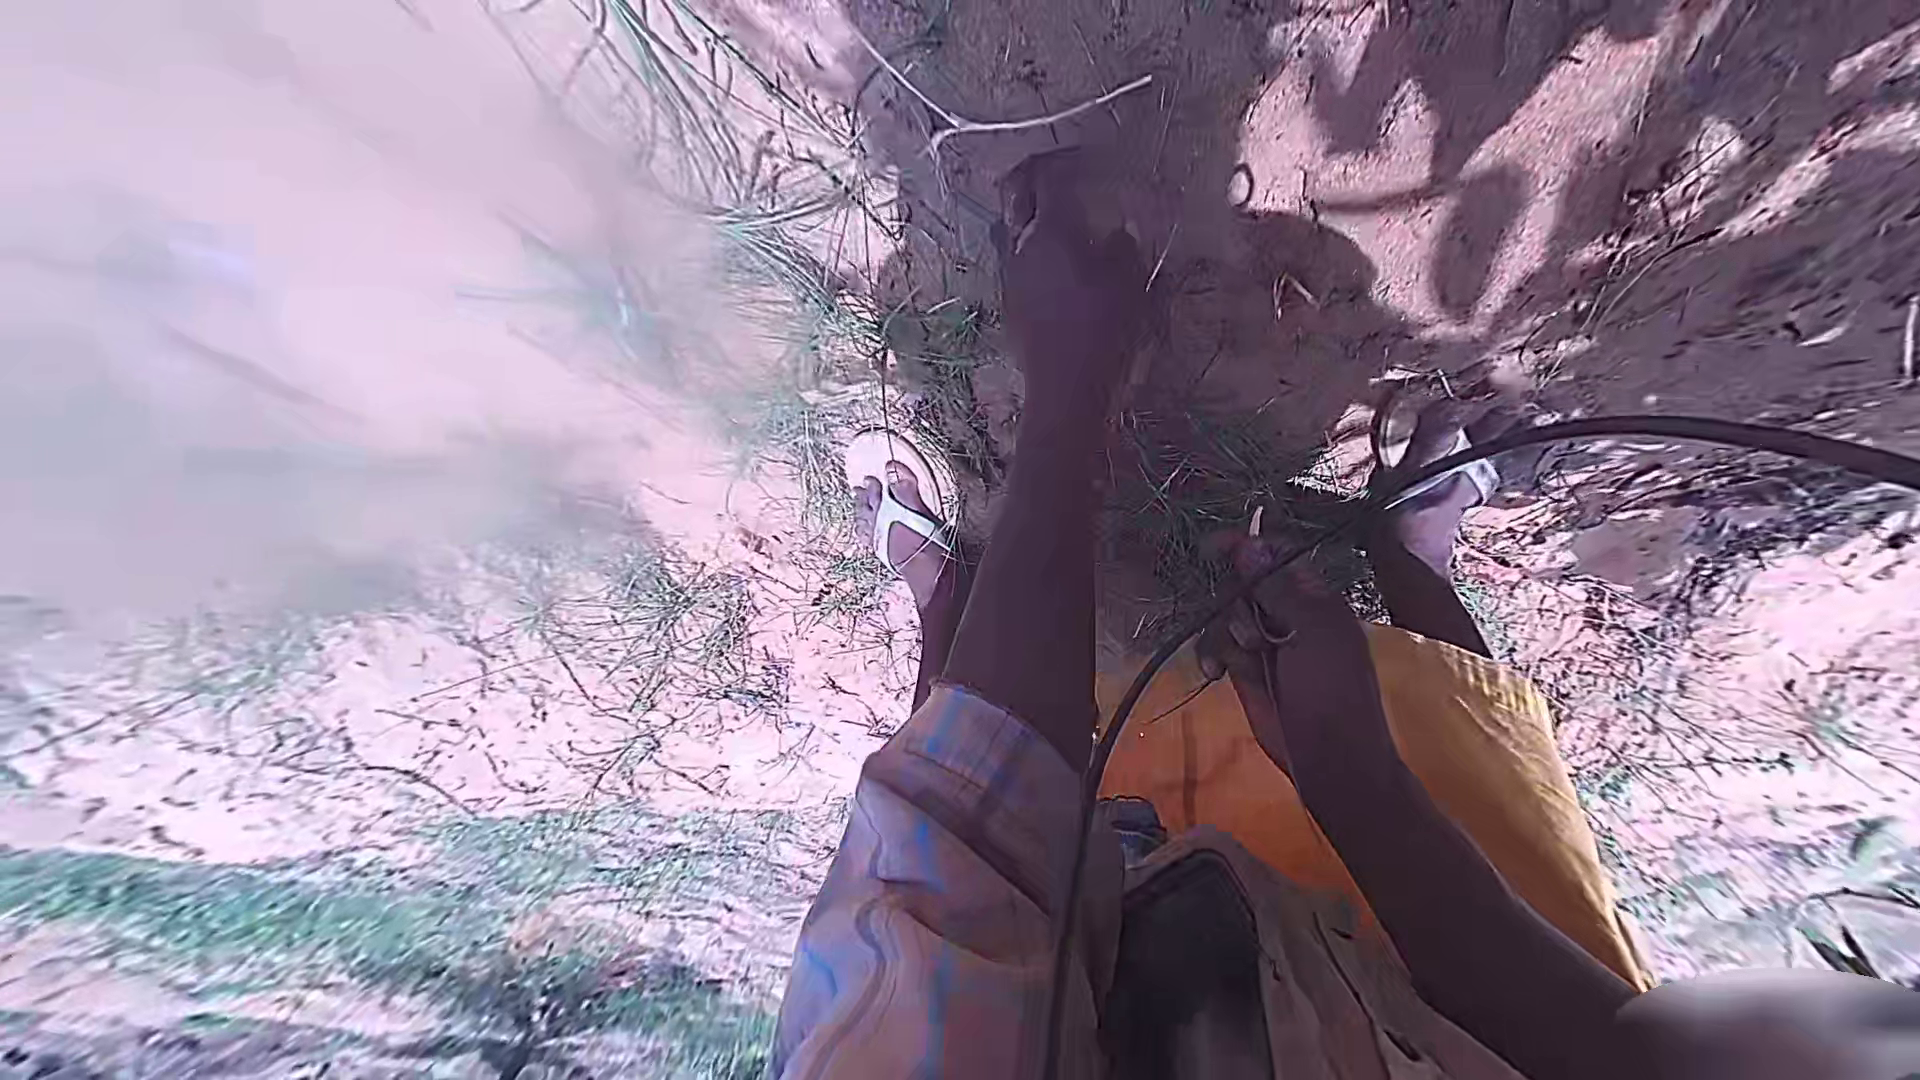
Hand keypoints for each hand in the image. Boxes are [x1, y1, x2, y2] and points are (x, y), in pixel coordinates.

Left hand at [992, 149, 1145, 410]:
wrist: (1067, 389)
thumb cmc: (1104, 329)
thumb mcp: (1131, 282)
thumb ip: (1124, 248)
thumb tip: (1119, 233)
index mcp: (1050, 230)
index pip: (1046, 175)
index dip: (1065, 160)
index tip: (1086, 161)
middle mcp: (1019, 249)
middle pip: (1013, 198)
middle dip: (1033, 181)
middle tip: (1059, 179)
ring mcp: (1009, 280)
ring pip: (1007, 234)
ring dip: (1026, 220)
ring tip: (1055, 225)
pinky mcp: (1009, 308)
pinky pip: (1013, 267)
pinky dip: (1028, 254)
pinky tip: (1053, 269)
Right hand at [1197, 537, 1389, 775]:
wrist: (1326, 756)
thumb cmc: (1331, 689)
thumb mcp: (1311, 631)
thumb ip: (1275, 587)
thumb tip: (1247, 544)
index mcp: (1313, 597)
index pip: (1274, 556)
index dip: (1245, 548)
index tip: (1212, 547)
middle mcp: (1285, 612)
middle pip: (1240, 584)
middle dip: (1237, 604)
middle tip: (1254, 636)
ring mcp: (1261, 639)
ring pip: (1223, 614)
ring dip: (1226, 635)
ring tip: (1247, 661)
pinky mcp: (1241, 665)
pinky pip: (1214, 644)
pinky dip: (1211, 656)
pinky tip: (1216, 673)